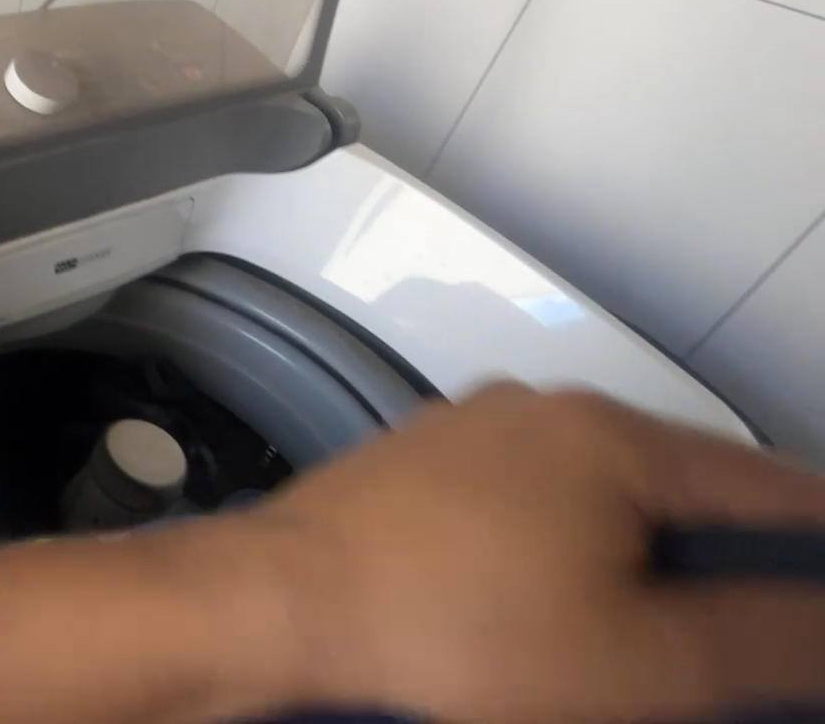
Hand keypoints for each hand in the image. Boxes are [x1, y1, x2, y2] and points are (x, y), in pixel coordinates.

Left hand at [234, 384, 824, 722]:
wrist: (289, 593)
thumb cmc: (463, 627)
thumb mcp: (650, 656)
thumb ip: (779, 633)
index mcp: (605, 433)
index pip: (779, 489)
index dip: (821, 558)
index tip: (815, 619)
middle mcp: (529, 405)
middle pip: (678, 477)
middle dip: (729, 553)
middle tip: (741, 640)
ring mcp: (460, 422)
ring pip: (594, 480)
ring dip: (641, 543)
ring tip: (652, 624)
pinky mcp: (414, 450)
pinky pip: (523, 483)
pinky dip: (564, 528)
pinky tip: (554, 585)